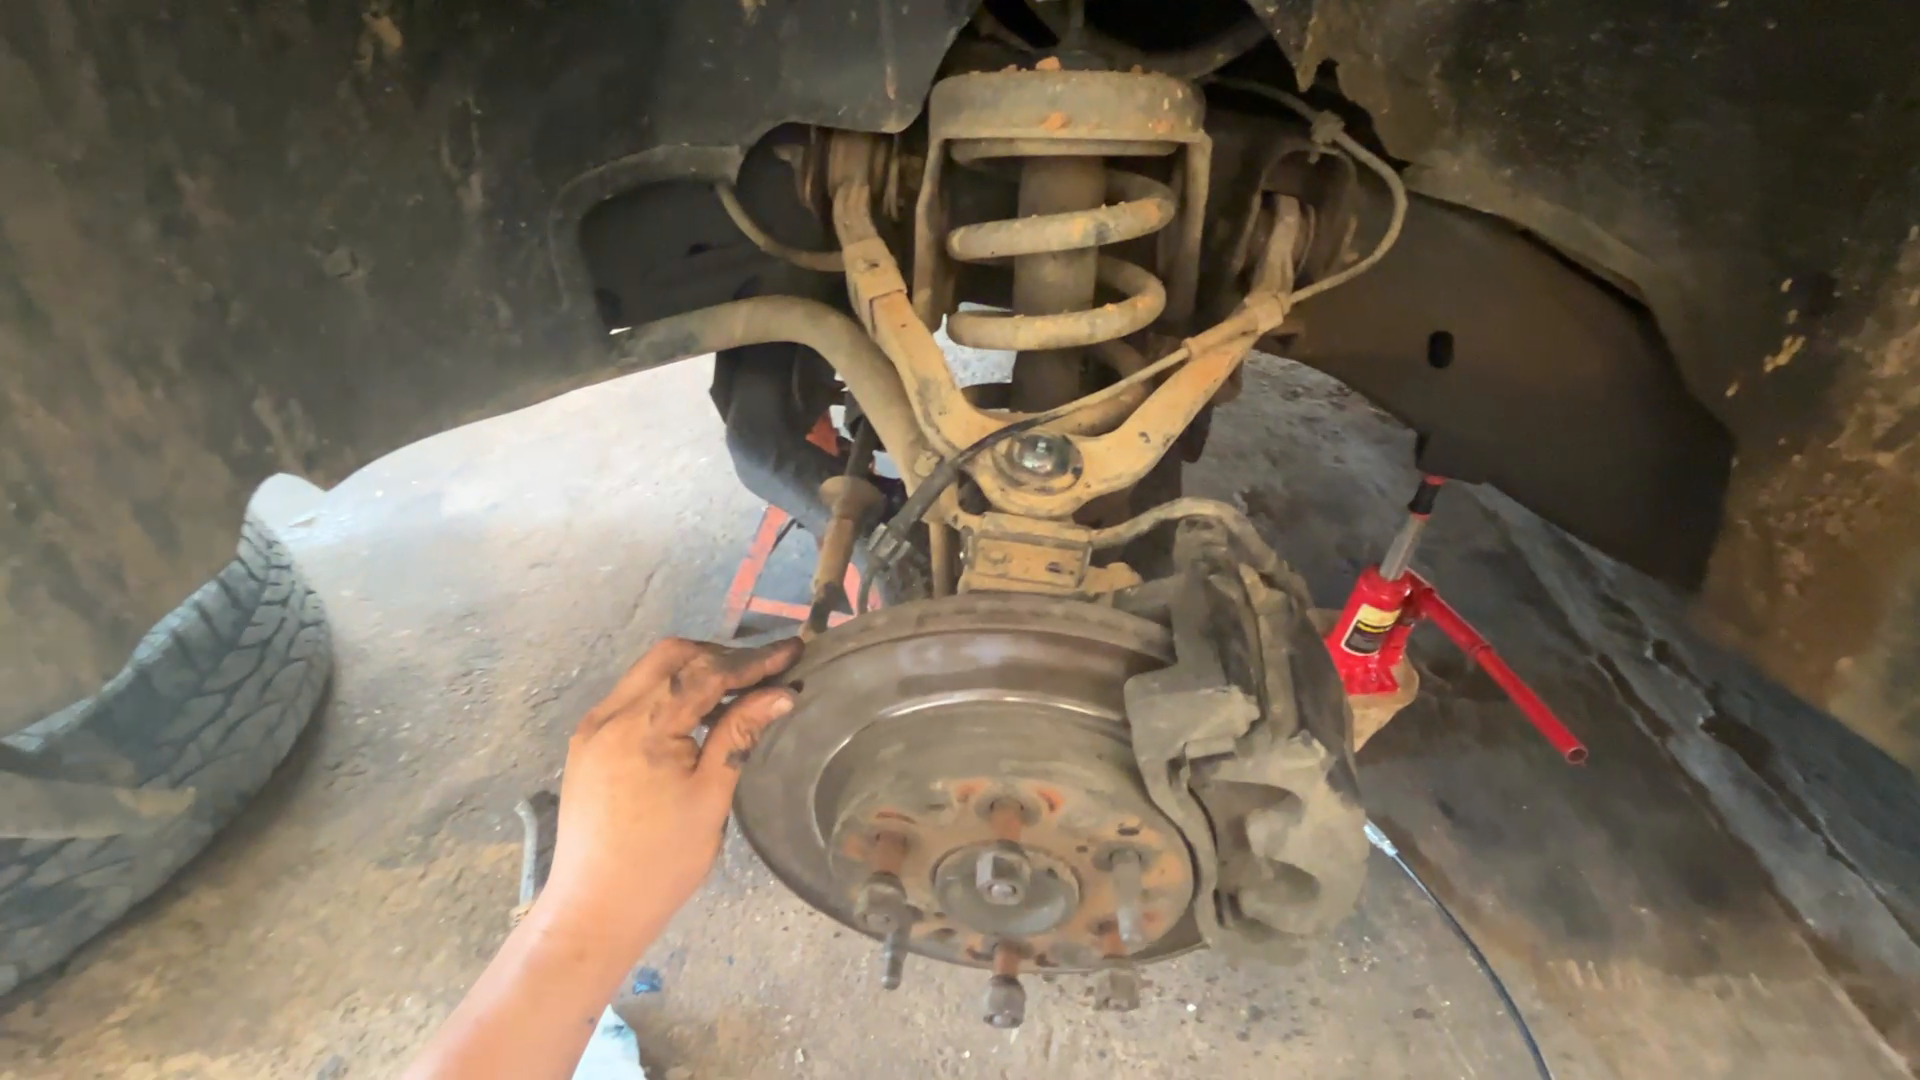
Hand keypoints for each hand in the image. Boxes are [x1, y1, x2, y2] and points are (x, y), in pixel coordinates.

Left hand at [539, 637, 801, 940]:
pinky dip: (671, 691)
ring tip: (737, 690)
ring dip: (695, 671)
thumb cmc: (661, 862)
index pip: (706, 673)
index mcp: (643, 729)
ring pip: (651, 671)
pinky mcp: (588, 742)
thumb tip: (781, 695)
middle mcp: (610, 715)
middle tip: (762, 672)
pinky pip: (635, 695)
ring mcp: (594, 727)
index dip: (754, 660)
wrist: (593, 912)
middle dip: (721, 656)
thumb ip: (740, 734)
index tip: (793, 649)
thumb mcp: (711, 796)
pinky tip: (697, 715)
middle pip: (672, 656)